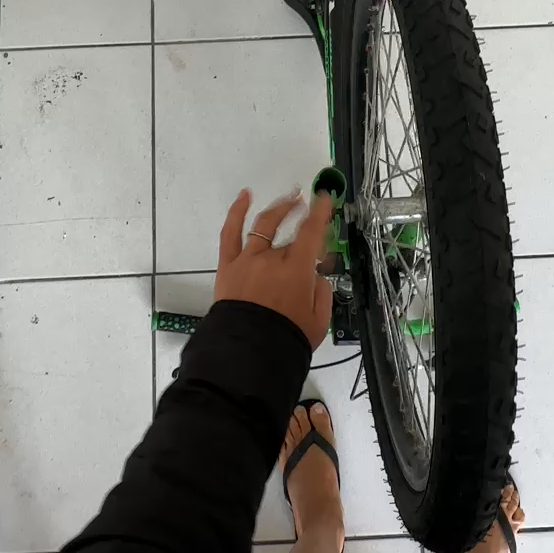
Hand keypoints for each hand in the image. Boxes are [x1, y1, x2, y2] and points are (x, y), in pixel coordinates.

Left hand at [214, 189, 334, 349]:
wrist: (249, 356)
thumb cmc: (287, 339)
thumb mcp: (319, 319)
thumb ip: (321, 291)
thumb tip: (315, 275)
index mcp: (297, 269)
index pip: (312, 231)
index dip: (321, 212)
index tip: (325, 198)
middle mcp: (272, 258)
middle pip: (291, 233)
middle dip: (303, 218)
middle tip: (308, 206)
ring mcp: (248, 259)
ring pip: (264, 225)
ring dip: (278, 208)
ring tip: (288, 199)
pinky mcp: (228, 265)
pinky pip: (230, 233)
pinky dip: (236, 212)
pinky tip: (244, 197)